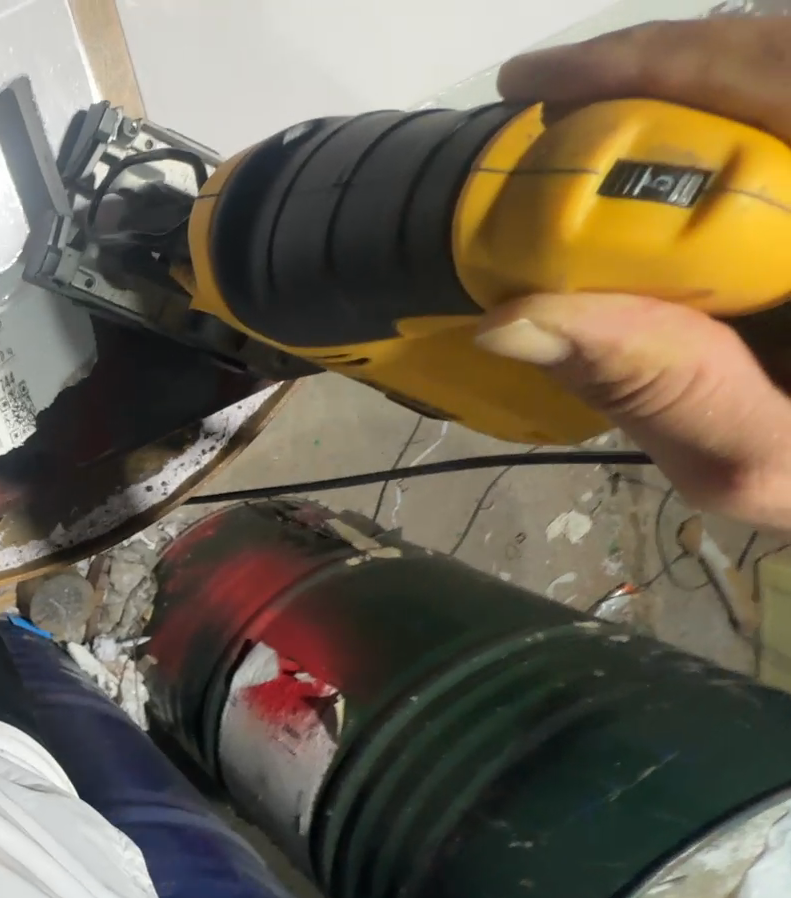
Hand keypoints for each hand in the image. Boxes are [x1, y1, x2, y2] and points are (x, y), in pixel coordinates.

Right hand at [475, 17, 790, 529]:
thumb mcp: (761, 459)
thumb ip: (660, 389)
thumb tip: (508, 323)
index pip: (788, 85)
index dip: (661, 66)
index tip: (531, 88)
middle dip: (669, 65)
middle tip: (547, 101)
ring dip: (703, 81)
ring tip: (596, 118)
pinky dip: (743, 110)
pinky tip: (676, 146)